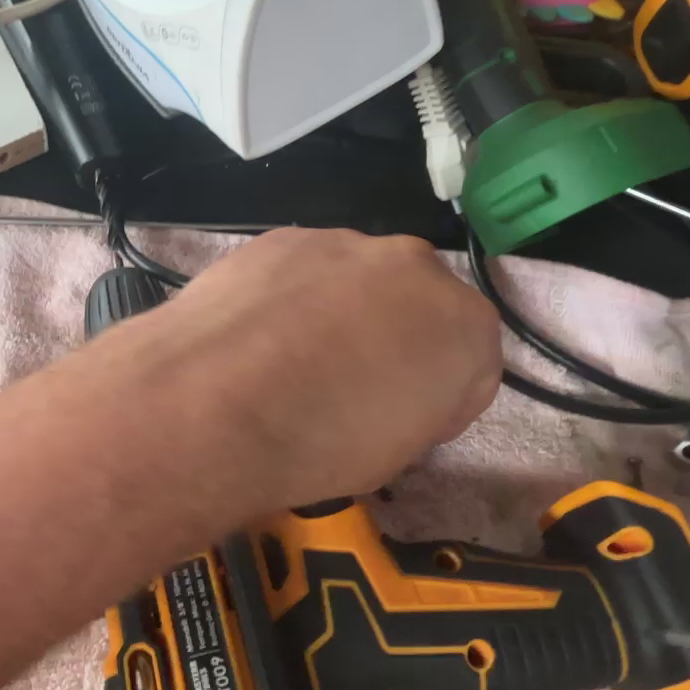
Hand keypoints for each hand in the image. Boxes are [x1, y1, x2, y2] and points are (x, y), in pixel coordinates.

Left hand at [105, 228, 501, 514]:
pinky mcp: (281, 237)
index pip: (473, 363)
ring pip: (356, 280)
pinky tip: (257, 332)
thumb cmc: (321, 442)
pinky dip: (289, 295)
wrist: (216, 401)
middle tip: (351, 384)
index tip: (406, 421)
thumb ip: (416, 404)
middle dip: (395, 339)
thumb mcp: (397, 451)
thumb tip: (391, 391)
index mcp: (464, 323)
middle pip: (416, 305)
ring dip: (339, 311)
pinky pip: (300, 269)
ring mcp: (342, 242)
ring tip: (291, 358)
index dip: (442, 400)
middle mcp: (413, 266)